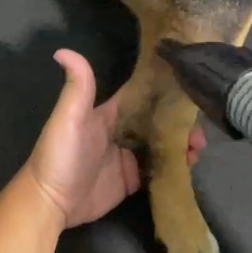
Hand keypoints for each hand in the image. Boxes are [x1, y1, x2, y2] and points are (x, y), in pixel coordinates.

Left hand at [23, 49, 204, 228]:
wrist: (51, 202)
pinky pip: (157, 169)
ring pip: (161, 145)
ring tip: (198, 150)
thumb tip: (64, 50)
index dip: (165, 94)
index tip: (190, 91)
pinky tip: (190, 165)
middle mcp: (121, 132)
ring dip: (181, 145)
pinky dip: (175, 166)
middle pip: (157, 123)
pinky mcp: (131, 180)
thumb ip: (77, 87)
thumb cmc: (60, 156)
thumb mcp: (68, 117)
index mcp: (109, 114)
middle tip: (200, 132)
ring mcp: (127, 157)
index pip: (142, 97)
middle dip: (179, 124)